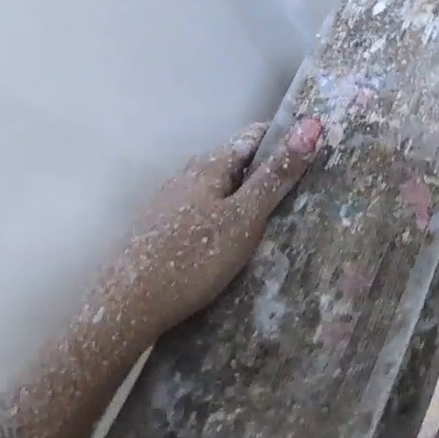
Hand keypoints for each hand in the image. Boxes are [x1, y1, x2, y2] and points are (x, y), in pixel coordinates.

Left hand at [94, 117, 323, 341]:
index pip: (257, 134)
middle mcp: (188, 173)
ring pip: (221, 187)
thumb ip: (277, 174)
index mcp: (210, 163)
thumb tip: (312, 125)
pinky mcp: (161, 227)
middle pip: (239, 161)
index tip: (314, 161)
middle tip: (302, 195)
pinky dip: (227, 216)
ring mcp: (170, 200)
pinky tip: (235, 242)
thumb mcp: (245, 217)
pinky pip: (206, 209)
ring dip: (248, 197)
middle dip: (269, 172)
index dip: (286, 142)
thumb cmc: (192, 260)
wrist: (124, 312)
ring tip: (275, 221)